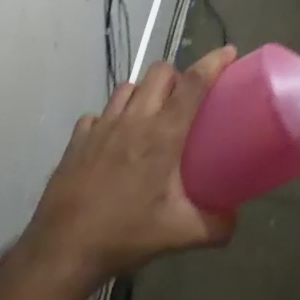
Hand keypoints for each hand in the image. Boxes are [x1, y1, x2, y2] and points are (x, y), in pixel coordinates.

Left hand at [19, 47, 238, 284]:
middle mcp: (133, 119)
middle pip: (159, 73)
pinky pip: (100, 112)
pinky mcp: (78, 138)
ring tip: (153, 114)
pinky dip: (113, 117)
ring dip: (146, 92)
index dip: (213, 63)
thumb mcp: (179, 234)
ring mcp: (101, 125)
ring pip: (128, 87)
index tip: (229, 52)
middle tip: (189, 98)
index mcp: (162, 134)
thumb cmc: (125, 234)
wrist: (64, 247)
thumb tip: (235, 219)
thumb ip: (215, 226)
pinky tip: (115, 139)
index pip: (193, 84)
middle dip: (178, 75)